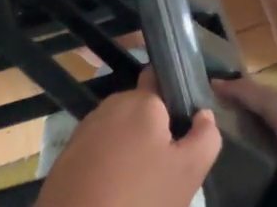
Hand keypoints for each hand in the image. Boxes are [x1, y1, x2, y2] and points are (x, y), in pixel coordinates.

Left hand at [35, 69, 220, 206]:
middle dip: (153, 131)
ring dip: (131, 147)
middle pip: (142, 110)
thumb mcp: (188, 172)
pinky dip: (109, 162)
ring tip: (140, 183)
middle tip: (165, 167)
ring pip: (120, 130)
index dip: (175, 103)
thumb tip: (203, 114)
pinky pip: (100, 148)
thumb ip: (205, 138)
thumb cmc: (139, 195)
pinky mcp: (71, 150)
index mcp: (142, 101)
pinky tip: (115, 189)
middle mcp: (112, 104)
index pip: (160, 81)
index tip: (183, 133)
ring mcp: (88, 126)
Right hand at [212, 78, 276, 206]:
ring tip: (213, 172)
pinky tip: (232, 188)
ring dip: (243, 174)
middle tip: (207, 151)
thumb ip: (245, 91)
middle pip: (256, 149)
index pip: (258, 122)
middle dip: (236, 151)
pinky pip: (265, 193)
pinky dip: (252, 191)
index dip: (236, 121)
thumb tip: (213, 82)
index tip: (209, 125)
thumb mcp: (274, 100)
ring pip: (260, 175)